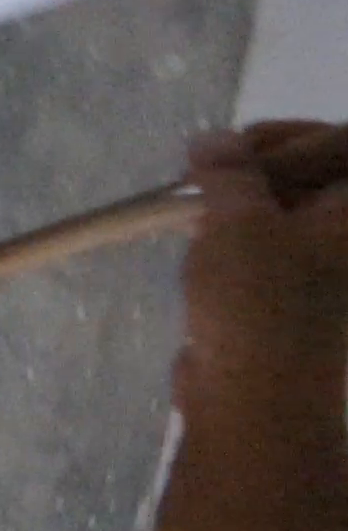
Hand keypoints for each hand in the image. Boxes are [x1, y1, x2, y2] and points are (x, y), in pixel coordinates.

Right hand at [178, 123, 347, 399]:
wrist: (263, 392)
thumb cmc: (260, 304)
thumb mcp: (235, 226)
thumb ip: (227, 175)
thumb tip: (212, 139)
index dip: (287, 138)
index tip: (226, 155)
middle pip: (326, 170)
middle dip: (262, 165)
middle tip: (203, 179)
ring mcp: (339, 262)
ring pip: (299, 205)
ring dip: (247, 199)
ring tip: (196, 214)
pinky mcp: (310, 287)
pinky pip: (286, 238)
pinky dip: (247, 230)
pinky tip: (208, 242)